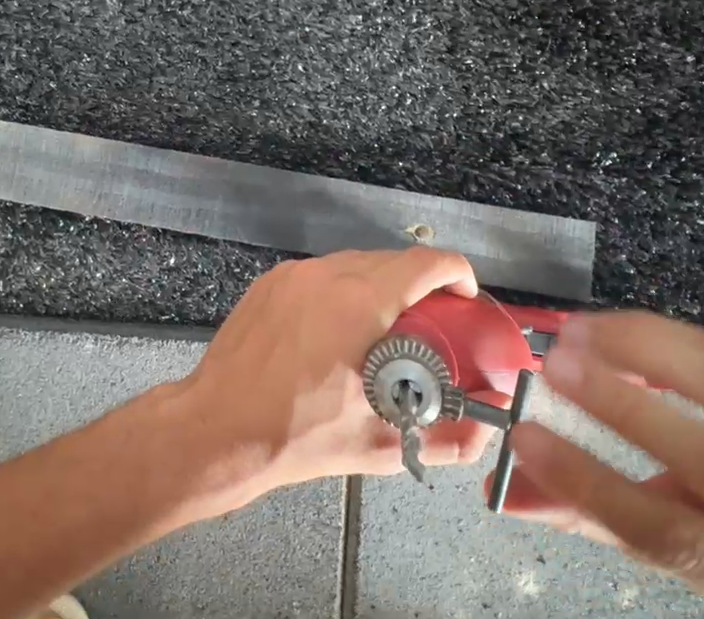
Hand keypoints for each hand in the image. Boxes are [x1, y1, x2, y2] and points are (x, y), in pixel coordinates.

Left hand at [176, 246, 502, 500]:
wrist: (217, 428)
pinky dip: (340, 292)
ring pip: (352, 264)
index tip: (467, 299)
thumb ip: (446, 436)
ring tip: (386, 330)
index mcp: (358, 302)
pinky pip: (319, 276)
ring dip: (378, 287)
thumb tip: (485, 431)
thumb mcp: (379, 443)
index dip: (456, 274)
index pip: (424, 263)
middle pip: (390, 260)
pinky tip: (339, 331)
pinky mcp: (268, 285)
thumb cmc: (296, 434)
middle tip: (433, 325)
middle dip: (419, 286)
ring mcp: (291, 276)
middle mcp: (325, 275)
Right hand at [495, 311, 703, 618]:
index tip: (524, 437)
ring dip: (650, 352)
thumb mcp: (690, 569)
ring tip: (578, 332)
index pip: (675, 536)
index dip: (592, 485)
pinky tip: (614, 327)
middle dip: (626, 409)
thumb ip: (596, 524)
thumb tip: (503, 493)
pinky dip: (668, 337)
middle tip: (553, 367)